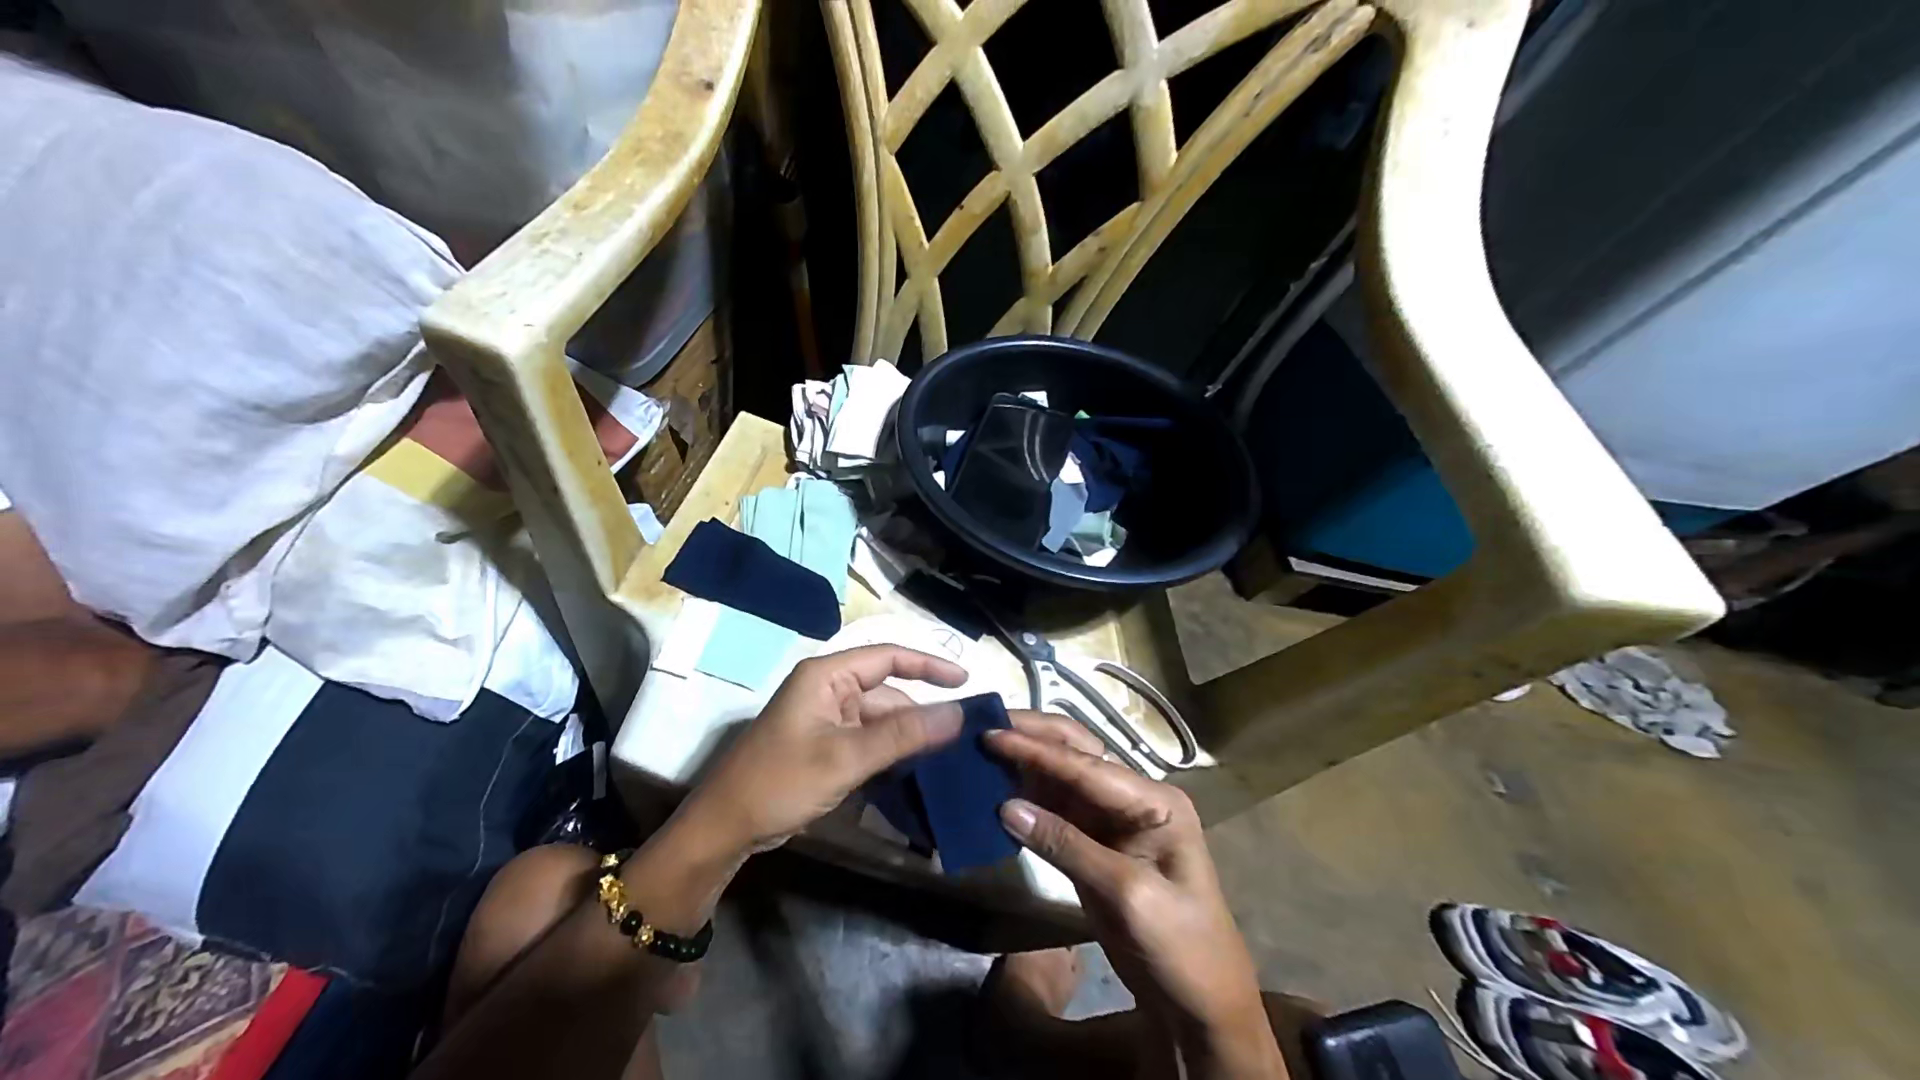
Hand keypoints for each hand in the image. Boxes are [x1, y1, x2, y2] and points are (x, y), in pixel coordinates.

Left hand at [683, 645, 967, 854]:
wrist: (725, 828)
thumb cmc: (780, 782)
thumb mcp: (846, 758)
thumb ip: (903, 734)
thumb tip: (958, 714)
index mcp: (827, 676)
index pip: (888, 657)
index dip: (929, 666)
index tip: (965, 682)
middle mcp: (829, 690)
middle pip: (888, 692)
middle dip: (923, 713)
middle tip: (965, 737)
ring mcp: (827, 720)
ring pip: (882, 721)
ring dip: (910, 737)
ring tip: (951, 757)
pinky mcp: (826, 747)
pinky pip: (870, 742)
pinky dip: (892, 754)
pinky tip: (918, 771)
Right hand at [987, 728, 1283, 1076]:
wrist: (1199, 1005)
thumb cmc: (1179, 946)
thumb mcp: (1126, 895)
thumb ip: (1066, 845)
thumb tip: (1006, 807)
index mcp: (1154, 800)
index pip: (1086, 765)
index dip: (1036, 750)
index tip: (991, 735)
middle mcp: (1133, 798)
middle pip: (1077, 754)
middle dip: (1033, 737)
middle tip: (984, 725)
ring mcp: (1112, 819)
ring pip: (1061, 778)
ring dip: (1025, 762)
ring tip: (981, 748)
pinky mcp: (1094, 843)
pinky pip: (1055, 810)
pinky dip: (1027, 797)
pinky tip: (998, 788)